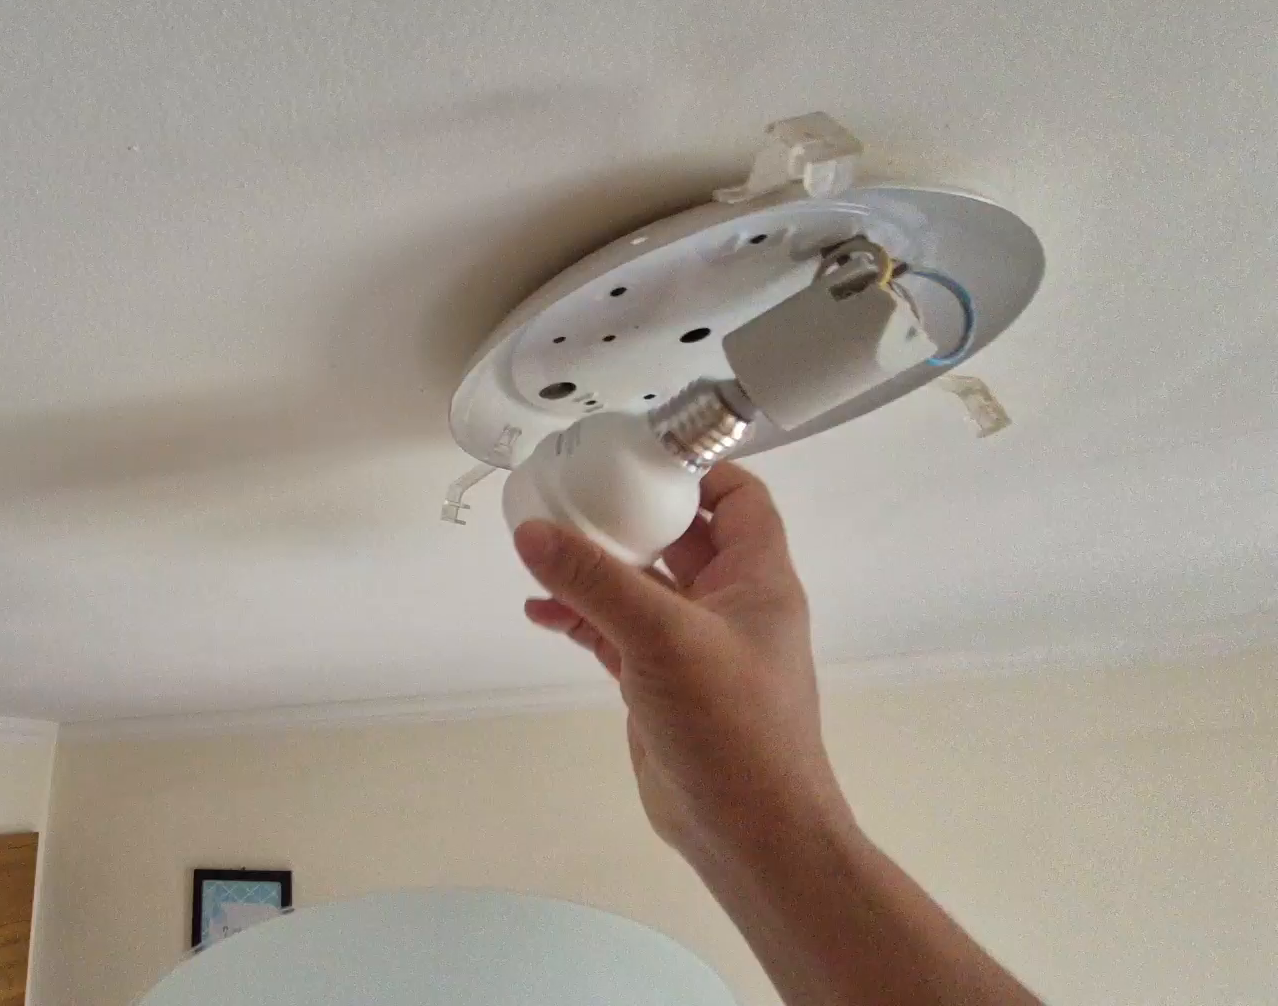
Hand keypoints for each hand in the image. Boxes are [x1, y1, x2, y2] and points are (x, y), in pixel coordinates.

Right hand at [515, 462, 853, 867]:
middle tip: (572, 491)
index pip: (738, 497)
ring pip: (636, 582)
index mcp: (754, 578)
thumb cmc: (731, 727)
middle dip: (626, 512)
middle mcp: (724, 602)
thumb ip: (594, 581)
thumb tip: (531, 531)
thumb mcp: (662, 638)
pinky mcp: (655, 677)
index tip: (635, 451)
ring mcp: (687, 641)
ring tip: (541, 548)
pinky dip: (577, 614)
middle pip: (675, 534)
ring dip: (592, 565)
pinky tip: (539, 610)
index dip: (696, 467)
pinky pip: (611, 627)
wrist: (746, 834)